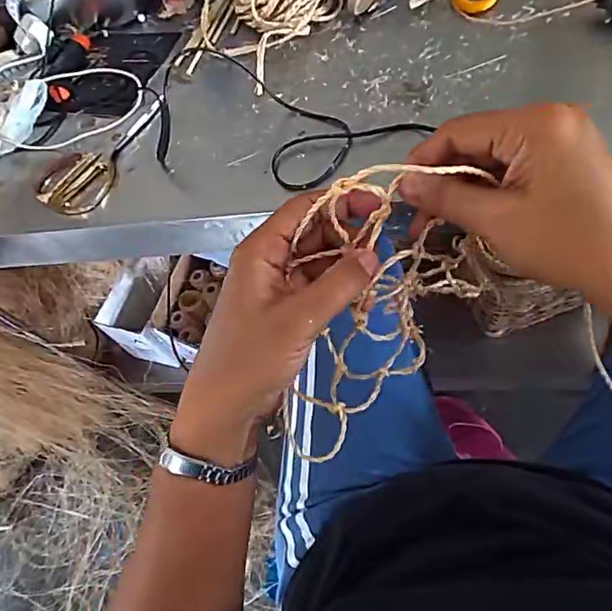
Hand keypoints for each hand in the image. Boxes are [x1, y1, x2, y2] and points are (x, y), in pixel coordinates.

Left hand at [173, 191, 381, 455]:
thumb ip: (340, 283)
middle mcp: (268, 259)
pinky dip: (339, 286)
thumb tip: (376, 253)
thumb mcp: (300, 318)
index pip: (304, 207)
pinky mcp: (286, 307)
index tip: (379, 207)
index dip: (342, 202)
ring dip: (347, 263)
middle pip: (314, 231)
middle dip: (350, 235)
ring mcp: (277, 284)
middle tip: (387, 246)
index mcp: (261, 250)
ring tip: (379, 273)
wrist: (224, 408)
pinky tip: (363, 296)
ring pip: (319, 259)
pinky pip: (317, 284)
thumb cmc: (252, 358)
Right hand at [400, 104, 611, 303]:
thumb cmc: (562, 243)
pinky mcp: (572, 155)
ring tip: (446, 220)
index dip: (425, 160)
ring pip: (497, 154)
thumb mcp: (495, 220)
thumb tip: (404, 183)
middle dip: (448, 178)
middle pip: (479, 141)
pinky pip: (520, 162)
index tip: (402, 192)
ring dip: (470, 185)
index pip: (460, 130)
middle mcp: (552, 116)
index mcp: (535, 122)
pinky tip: (480, 211)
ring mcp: (566, 134)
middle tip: (421, 215)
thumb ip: (445, 195)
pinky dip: (496, 186)